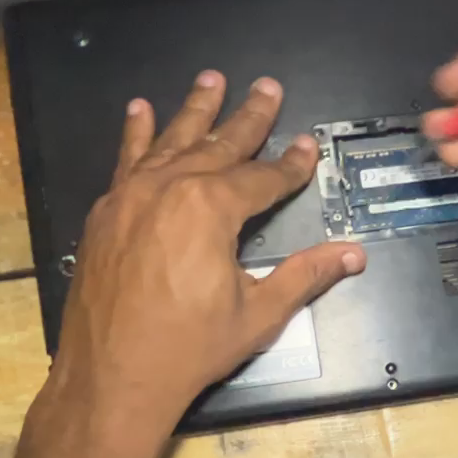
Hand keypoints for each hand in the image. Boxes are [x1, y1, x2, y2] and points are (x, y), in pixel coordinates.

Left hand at [50, 71, 364, 431]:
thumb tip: (353, 254)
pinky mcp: (105, 214)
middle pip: (219, 145)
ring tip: (211, 80)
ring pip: (171, 142)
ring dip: (195, 110)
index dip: (291, 164)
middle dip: (248, 117)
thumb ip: (305, 275)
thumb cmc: (189, 348)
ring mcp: (130, 197)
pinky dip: (136, 134)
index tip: (308, 145)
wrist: (113, 377)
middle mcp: (168, 189)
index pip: (263, 178)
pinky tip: (140, 111)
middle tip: (267, 87)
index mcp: (210, 208)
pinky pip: (125, 161)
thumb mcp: (259, 314)